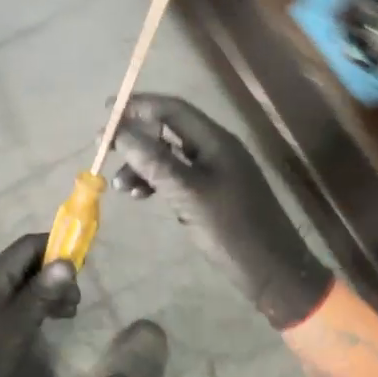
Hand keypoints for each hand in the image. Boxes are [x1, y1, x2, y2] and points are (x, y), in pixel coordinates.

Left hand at [0, 235, 78, 376]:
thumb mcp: (21, 321)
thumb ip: (43, 291)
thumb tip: (67, 262)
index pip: (29, 244)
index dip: (56, 247)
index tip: (81, 264)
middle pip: (30, 262)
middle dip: (56, 274)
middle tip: (76, 299)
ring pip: (28, 282)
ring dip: (51, 291)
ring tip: (70, 312)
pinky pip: (22, 299)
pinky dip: (41, 303)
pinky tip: (56, 318)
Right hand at [112, 94, 333, 328]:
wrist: (271, 271)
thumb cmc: (231, 229)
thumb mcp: (186, 193)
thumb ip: (152, 161)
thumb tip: (117, 131)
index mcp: (215, 140)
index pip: (172, 108)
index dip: (138, 106)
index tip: (106, 111)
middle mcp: (215, 148)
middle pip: (168, 129)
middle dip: (136, 137)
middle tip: (106, 149)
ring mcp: (215, 170)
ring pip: (168, 155)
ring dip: (142, 164)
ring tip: (120, 186)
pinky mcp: (212, 192)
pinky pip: (176, 175)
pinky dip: (155, 181)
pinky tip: (140, 196)